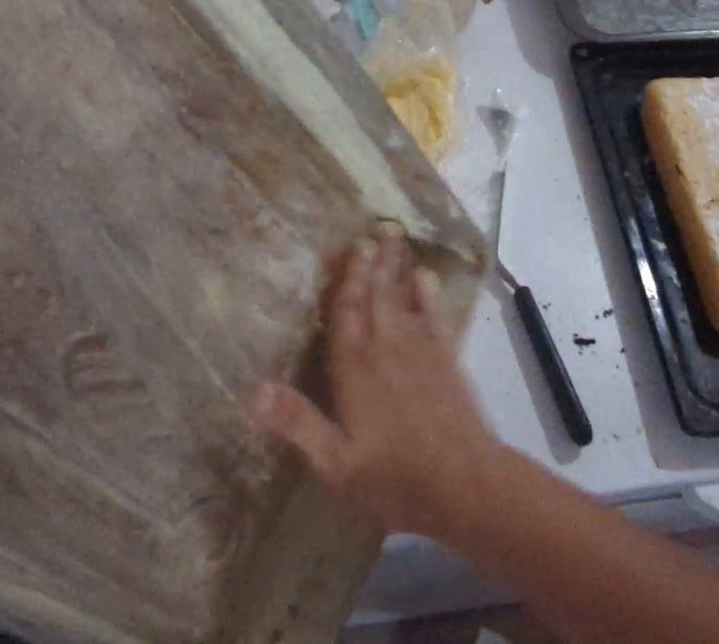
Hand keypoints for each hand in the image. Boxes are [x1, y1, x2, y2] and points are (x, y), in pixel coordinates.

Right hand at [248, 222, 506, 542]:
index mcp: (357, 370)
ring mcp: (422, 354)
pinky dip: (430, 297)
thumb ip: (297, 423)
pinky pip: (435, 319)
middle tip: (377, 232)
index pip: (347, 315)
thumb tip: (252, 390)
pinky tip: (428, 280)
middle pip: (378, 299)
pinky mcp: (449, 364)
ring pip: (405, 302)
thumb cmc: (395, 479)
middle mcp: (388, 351)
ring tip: (398, 243)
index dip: (347, 281)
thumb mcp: (336, 463)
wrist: (467, 486)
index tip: (352, 249)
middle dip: (374, 266)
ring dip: (399, 272)